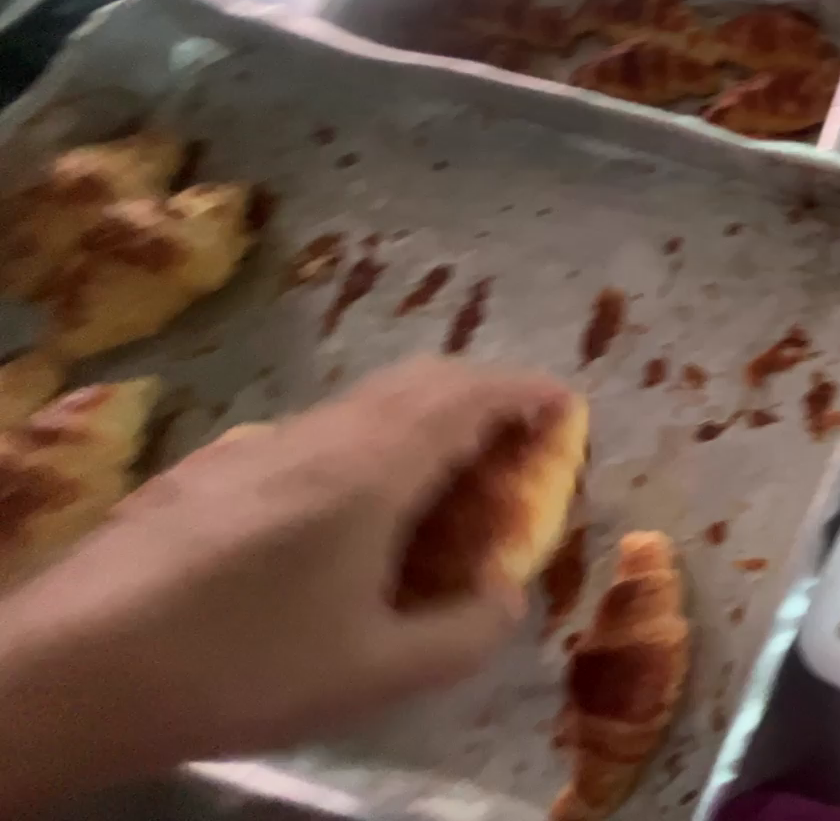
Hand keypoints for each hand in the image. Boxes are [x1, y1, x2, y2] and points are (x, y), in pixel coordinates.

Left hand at [0, 357, 568, 813]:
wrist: (41, 680)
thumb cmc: (228, 667)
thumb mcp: (371, 675)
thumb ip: (466, 636)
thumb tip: (507, 598)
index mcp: (375, 472)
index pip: (474, 397)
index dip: (531, 392)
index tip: (568, 410)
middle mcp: (329, 437)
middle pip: (431, 377)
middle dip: (493, 391)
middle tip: (521, 436)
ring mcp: (270, 443)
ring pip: (379, 394)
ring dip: (438, 407)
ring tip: (455, 463)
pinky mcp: (224, 463)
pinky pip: (333, 422)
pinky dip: (384, 429)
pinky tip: (362, 495)